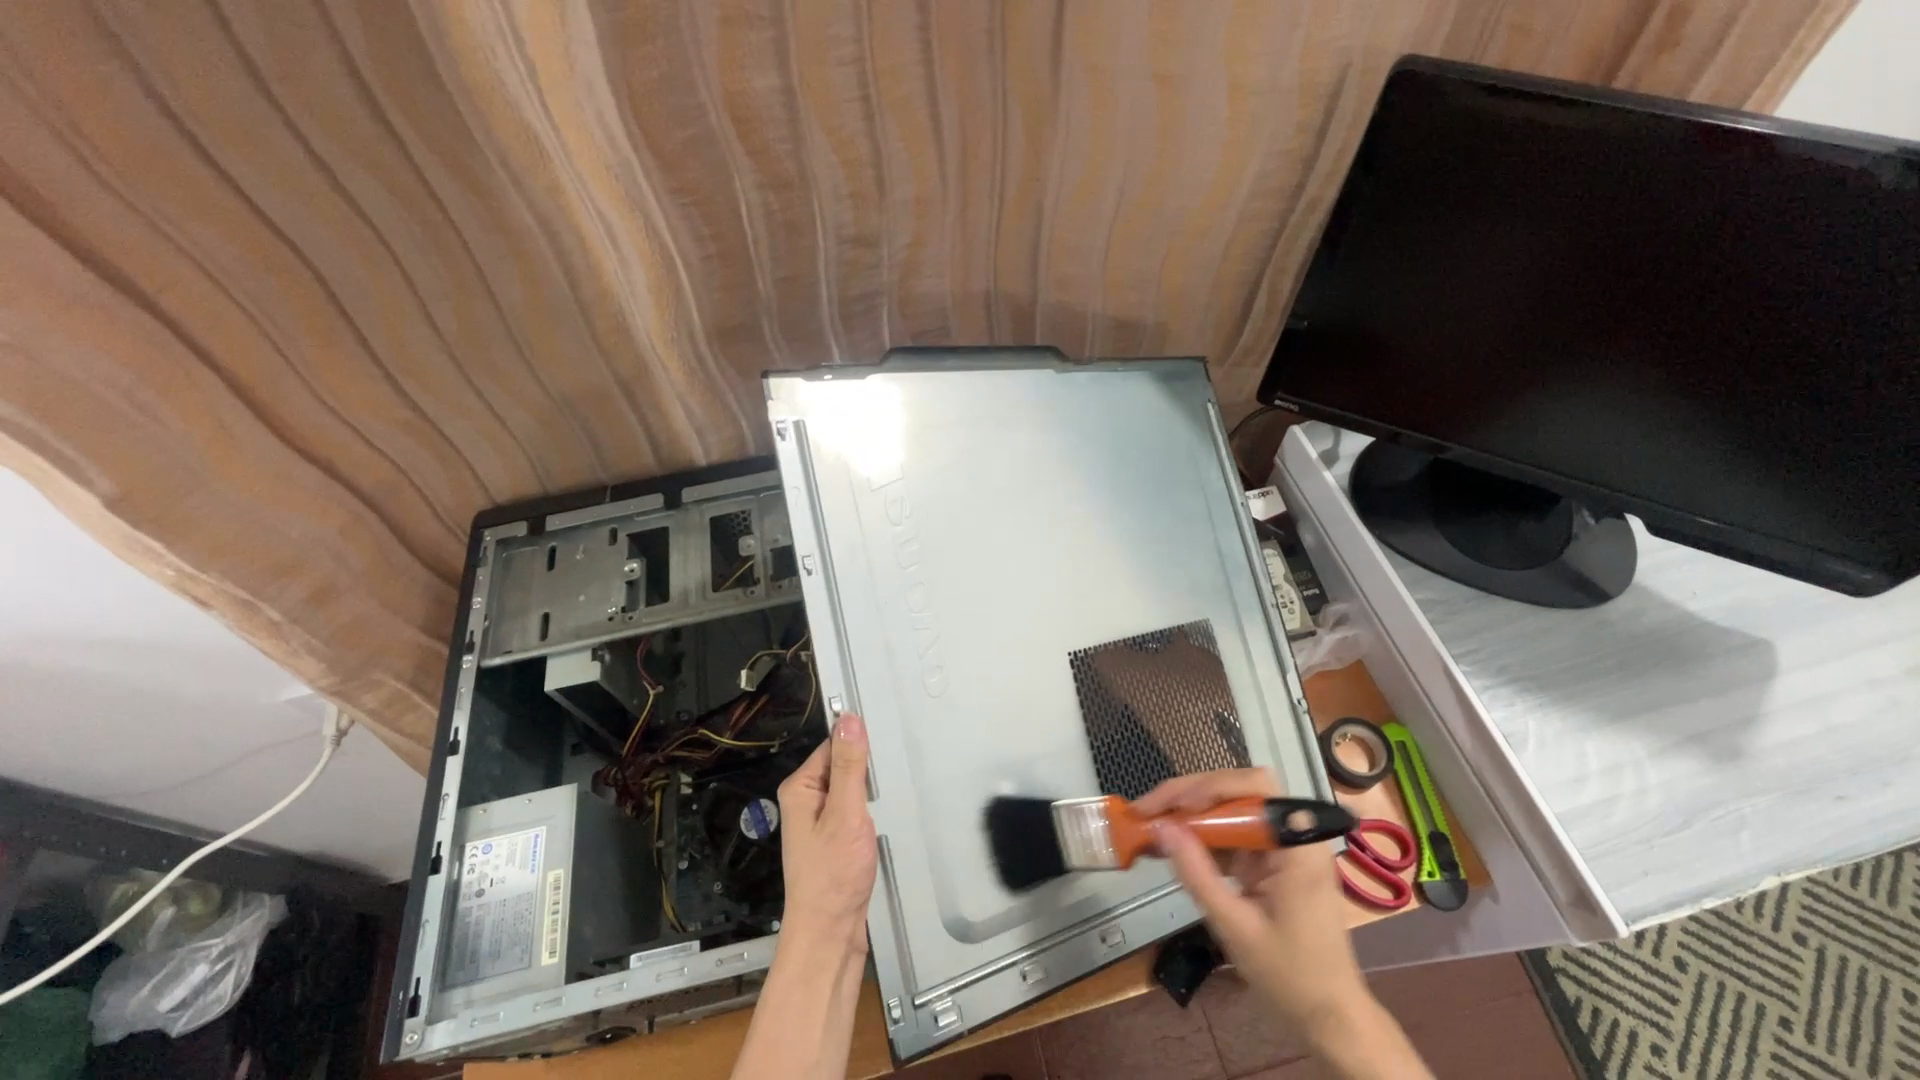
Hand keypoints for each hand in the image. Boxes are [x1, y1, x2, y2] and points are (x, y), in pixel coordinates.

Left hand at [775, 712, 877, 951]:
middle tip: (887, 785)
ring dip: (870, 797)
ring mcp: (819, 823)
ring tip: (885, 806)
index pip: (831, 746)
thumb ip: (850, 766)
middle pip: (842, 767)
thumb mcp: (846, 813)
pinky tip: (880, 826)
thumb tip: (849, 719)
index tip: (884, 746)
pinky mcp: (834, 841)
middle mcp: (805, 802)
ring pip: (852, 792)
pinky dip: (870, 815)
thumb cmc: (833, 876)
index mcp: (800, 789)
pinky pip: (854, 813)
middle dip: (867, 774)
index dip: (858, 744)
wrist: (830, 933)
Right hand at [1135, 769, 1369, 1034]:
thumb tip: (1160, 828)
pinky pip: (1233, 836)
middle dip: (1190, 796)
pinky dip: (1201, 837)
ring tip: (1150, 824)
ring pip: (1232, 810)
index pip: (1255, 788)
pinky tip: (1171, 845)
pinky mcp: (1271, 864)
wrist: (1328, 1015)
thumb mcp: (1234, 926)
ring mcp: (1282, 849)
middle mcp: (1294, 837)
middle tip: (1147, 810)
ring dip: (1191, 814)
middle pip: (1240, 791)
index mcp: (1298, 847)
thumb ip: (1196, 873)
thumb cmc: (1290, 976)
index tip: (1169, 807)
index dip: (1209, 787)